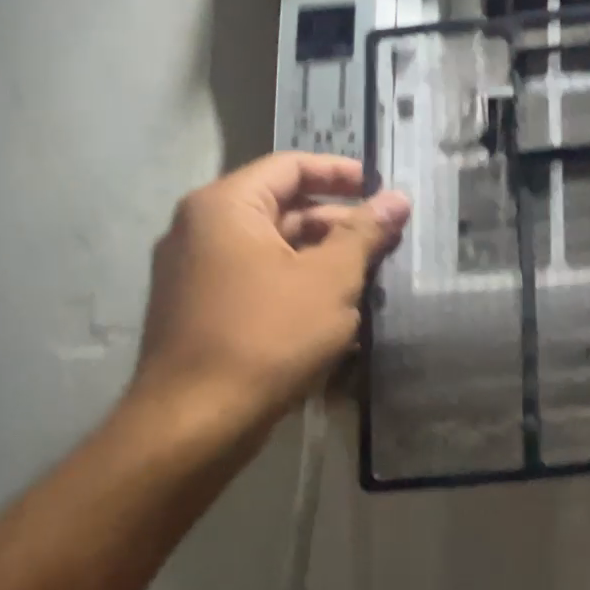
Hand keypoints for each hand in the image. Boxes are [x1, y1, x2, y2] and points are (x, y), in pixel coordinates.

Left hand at [130, 153, 410, 434]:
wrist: (193, 424)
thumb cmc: (267, 336)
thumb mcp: (330, 279)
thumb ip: (365, 232)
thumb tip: (397, 198)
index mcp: (225, 206)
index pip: (291, 166)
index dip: (341, 173)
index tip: (381, 190)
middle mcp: (199, 228)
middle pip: (280, 205)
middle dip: (337, 221)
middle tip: (384, 239)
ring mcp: (192, 271)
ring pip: (270, 245)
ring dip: (320, 255)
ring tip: (367, 276)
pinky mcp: (196, 309)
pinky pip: (254, 277)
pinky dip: (294, 281)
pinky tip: (332, 310)